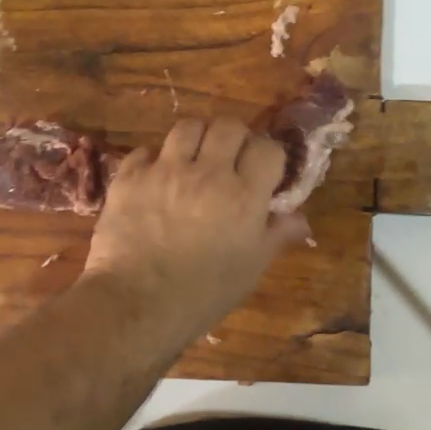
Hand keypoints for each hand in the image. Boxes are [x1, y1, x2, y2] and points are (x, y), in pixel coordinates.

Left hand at [84, 117, 309, 347]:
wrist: (137, 304)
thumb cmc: (204, 294)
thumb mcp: (251, 269)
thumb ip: (276, 235)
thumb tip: (300, 218)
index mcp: (244, 195)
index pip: (267, 148)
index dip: (268, 157)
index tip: (264, 173)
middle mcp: (208, 173)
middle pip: (228, 126)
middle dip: (234, 139)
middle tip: (229, 160)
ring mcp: (166, 171)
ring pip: (188, 127)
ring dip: (195, 139)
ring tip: (192, 161)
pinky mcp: (130, 177)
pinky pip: (146, 151)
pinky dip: (154, 161)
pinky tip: (155, 181)